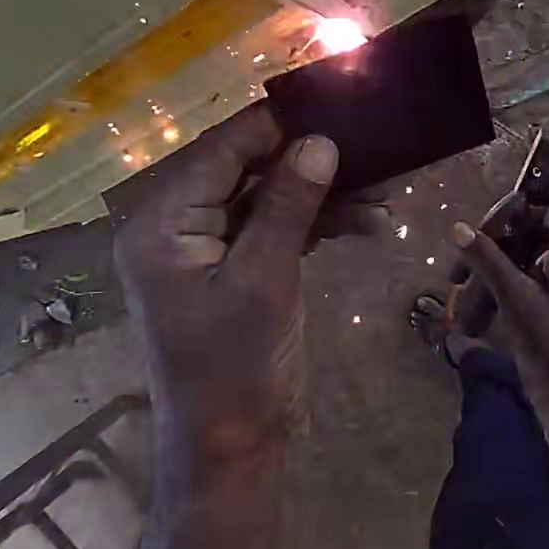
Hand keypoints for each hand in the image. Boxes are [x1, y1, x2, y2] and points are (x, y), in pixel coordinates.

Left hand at [113, 106, 340, 458]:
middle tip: (366, 145)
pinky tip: (370, 223)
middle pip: (250, 173)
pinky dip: (323, 224)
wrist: (234, 446)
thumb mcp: (263, 279)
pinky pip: (283, 229)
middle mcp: (183, 227)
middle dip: (310, 164)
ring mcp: (216, 248)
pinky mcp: (245, 268)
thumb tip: (320, 142)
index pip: (219, 154)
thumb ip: (288, 207)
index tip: (326, 103)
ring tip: (385, 192)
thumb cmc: (234, 366)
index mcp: (164, 225)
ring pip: (274, 200)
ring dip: (327, 196)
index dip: (272, 127)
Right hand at [451, 193, 548, 388]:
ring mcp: (546, 282)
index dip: (543, 187)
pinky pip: (511, 279)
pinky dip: (490, 281)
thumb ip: (488, 259)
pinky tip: (467, 295)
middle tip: (465, 238)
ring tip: (455, 276)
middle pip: (529, 227)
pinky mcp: (536, 302)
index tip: (513, 184)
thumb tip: (459, 226)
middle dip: (496, 230)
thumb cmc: (548, 338)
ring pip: (516, 254)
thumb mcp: (515, 295)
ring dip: (487, 259)